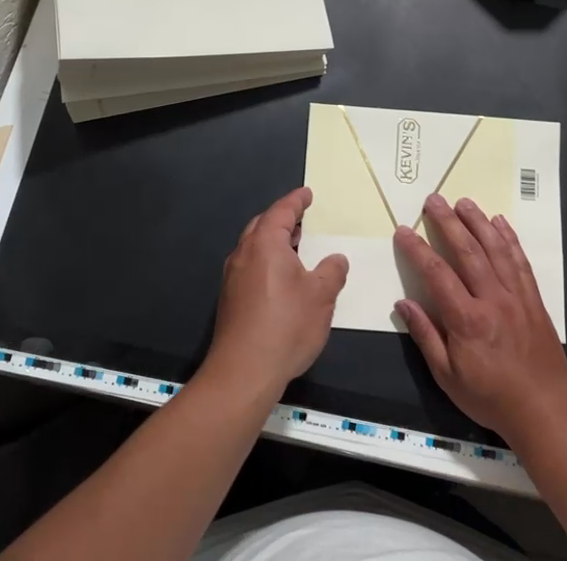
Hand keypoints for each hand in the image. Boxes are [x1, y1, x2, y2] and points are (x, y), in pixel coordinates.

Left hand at [205, 188, 348, 395]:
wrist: (244, 371)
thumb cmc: (286, 325)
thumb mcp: (321, 296)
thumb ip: (331, 272)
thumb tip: (335, 260)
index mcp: (265, 244)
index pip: (281, 211)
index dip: (296, 201)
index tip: (307, 194)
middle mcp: (243, 254)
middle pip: (262, 226)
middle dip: (282, 220)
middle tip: (302, 221)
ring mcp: (232, 278)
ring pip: (254, 248)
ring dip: (274, 243)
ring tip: (297, 249)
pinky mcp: (230, 300)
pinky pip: (250, 267)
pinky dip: (266, 262)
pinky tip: (283, 280)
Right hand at [394, 193, 566, 442]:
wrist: (544, 410)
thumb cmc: (490, 397)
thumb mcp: (447, 376)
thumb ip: (425, 336)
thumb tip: (403, 304)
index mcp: (466, 319)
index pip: (437, 274)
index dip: (418, 249)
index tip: (403, 230)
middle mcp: (492, 300)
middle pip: (467, 251)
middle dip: (448, 222)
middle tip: (433, 199)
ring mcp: (516, 297)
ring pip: (495, 249)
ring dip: (478, 222)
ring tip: (463, 201)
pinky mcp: (534, 300)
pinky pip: (520, 262)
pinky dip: (510, 239)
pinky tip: (500, 223)